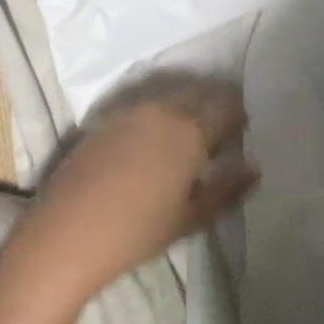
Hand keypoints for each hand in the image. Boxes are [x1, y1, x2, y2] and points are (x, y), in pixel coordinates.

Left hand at [0, 73, 258, 323]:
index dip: (238, 112)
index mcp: (188, 131)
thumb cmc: (138, 229)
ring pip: (167, 96)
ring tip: (191, 130)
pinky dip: (157, 113)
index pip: (224, 106)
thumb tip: (254, 168)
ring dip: (184, 104)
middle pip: (196, 93)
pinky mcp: (104, 119)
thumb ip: (226, 189)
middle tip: (222, 124)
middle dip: (212, 102)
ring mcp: (128, 111)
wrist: (70, 229)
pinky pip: (141, 105)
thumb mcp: (191, 217)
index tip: (245, 123)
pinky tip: (155, 136)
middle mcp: (160, 110)